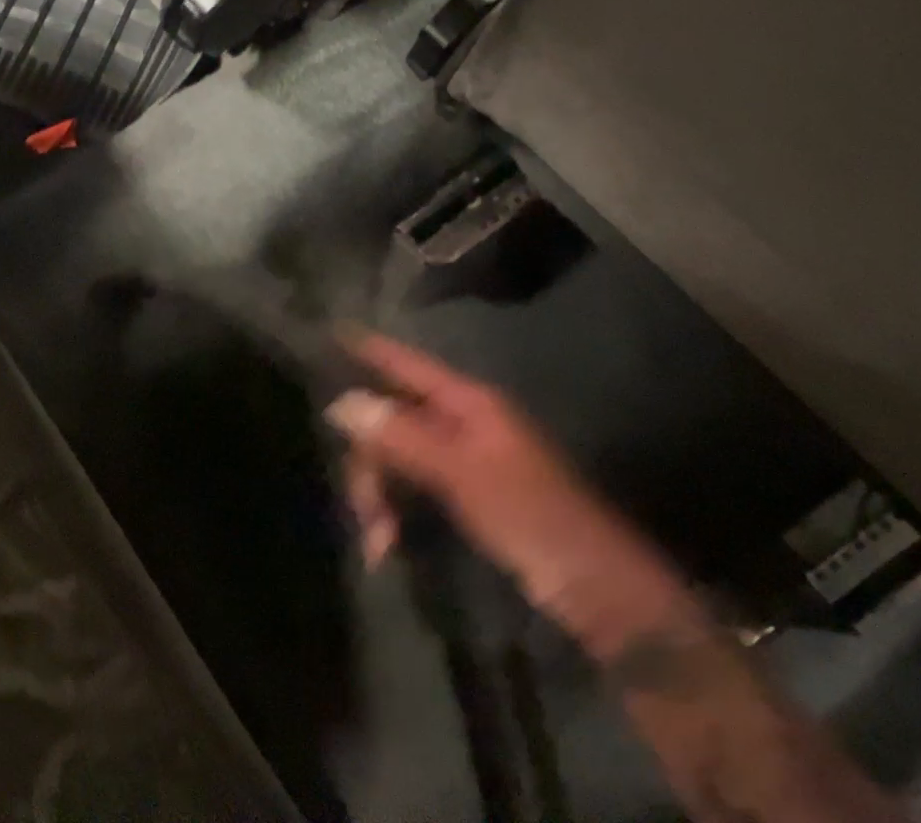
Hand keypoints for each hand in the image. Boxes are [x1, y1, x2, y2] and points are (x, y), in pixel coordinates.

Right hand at [325, 334, 605, 587]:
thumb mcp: (462, 473)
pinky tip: (385, 545)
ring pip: (393, 460)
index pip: (406, 365)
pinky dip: (392, 514)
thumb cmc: (533, 517)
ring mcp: (459, 461)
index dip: (368, 352)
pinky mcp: (458, 496)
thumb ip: (401, 436)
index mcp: (469, 405)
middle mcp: (460, 424)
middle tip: (365, 511)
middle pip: (389, 422)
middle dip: (368, 465)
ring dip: (378, 497)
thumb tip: (341, 402)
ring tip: (378, 541)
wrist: (593, 586)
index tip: (327, 334)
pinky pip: (407, 489)